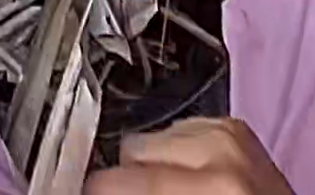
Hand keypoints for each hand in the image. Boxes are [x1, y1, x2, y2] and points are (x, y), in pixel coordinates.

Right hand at [82, 117, 295, 194]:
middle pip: (128, 152)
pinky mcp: (233, 126)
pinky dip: (173, 157)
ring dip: (148, 169)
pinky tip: (188, 183)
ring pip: (146, 139)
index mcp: (212, 191)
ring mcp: (227, 133)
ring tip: (166, 192)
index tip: (81, 189)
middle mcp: (218, 154)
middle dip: (123, 182)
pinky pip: (174, 131)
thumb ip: (133, 194)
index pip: (116, 180)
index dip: (93, 189)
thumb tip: (93, 188)